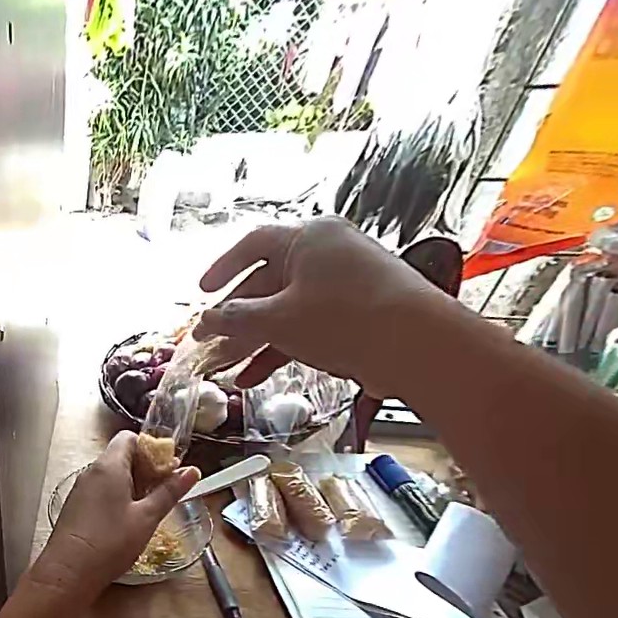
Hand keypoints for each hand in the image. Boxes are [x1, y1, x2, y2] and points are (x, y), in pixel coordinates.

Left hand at [26, 432, 199, 598]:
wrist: (68, 572)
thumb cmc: (110, 542)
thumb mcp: (147, 517)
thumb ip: (170, 492)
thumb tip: (193, 471)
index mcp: (109, 466)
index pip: (129, 438)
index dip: (151, 448)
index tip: (167, 468)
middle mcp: (91, 472)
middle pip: (121, 455)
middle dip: (145, 468)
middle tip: (164, 490)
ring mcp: (81, 489)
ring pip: (111, 475)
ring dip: (132, 484)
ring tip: (149, 507)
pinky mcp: (76, 507)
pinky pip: (100, 491)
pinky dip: (117, 497)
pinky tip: (127, 520)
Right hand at [192, 217, 463, 396]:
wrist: (417, 345)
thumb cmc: (342, 318)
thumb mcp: (278, 318)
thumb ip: (236, 319)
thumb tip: (206, 321)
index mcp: (308, 238)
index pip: (253, 244)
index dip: (222, 268)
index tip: (200, 293)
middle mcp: (326, 255)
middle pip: (266, 284)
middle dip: (234, 317)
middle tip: (206, 342)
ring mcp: (342, 286)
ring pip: (284, 311)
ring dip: (253, 340)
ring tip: (224, 368)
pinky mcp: (354, 316)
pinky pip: (306, 328)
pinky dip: (280, 350)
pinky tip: (254, 378)